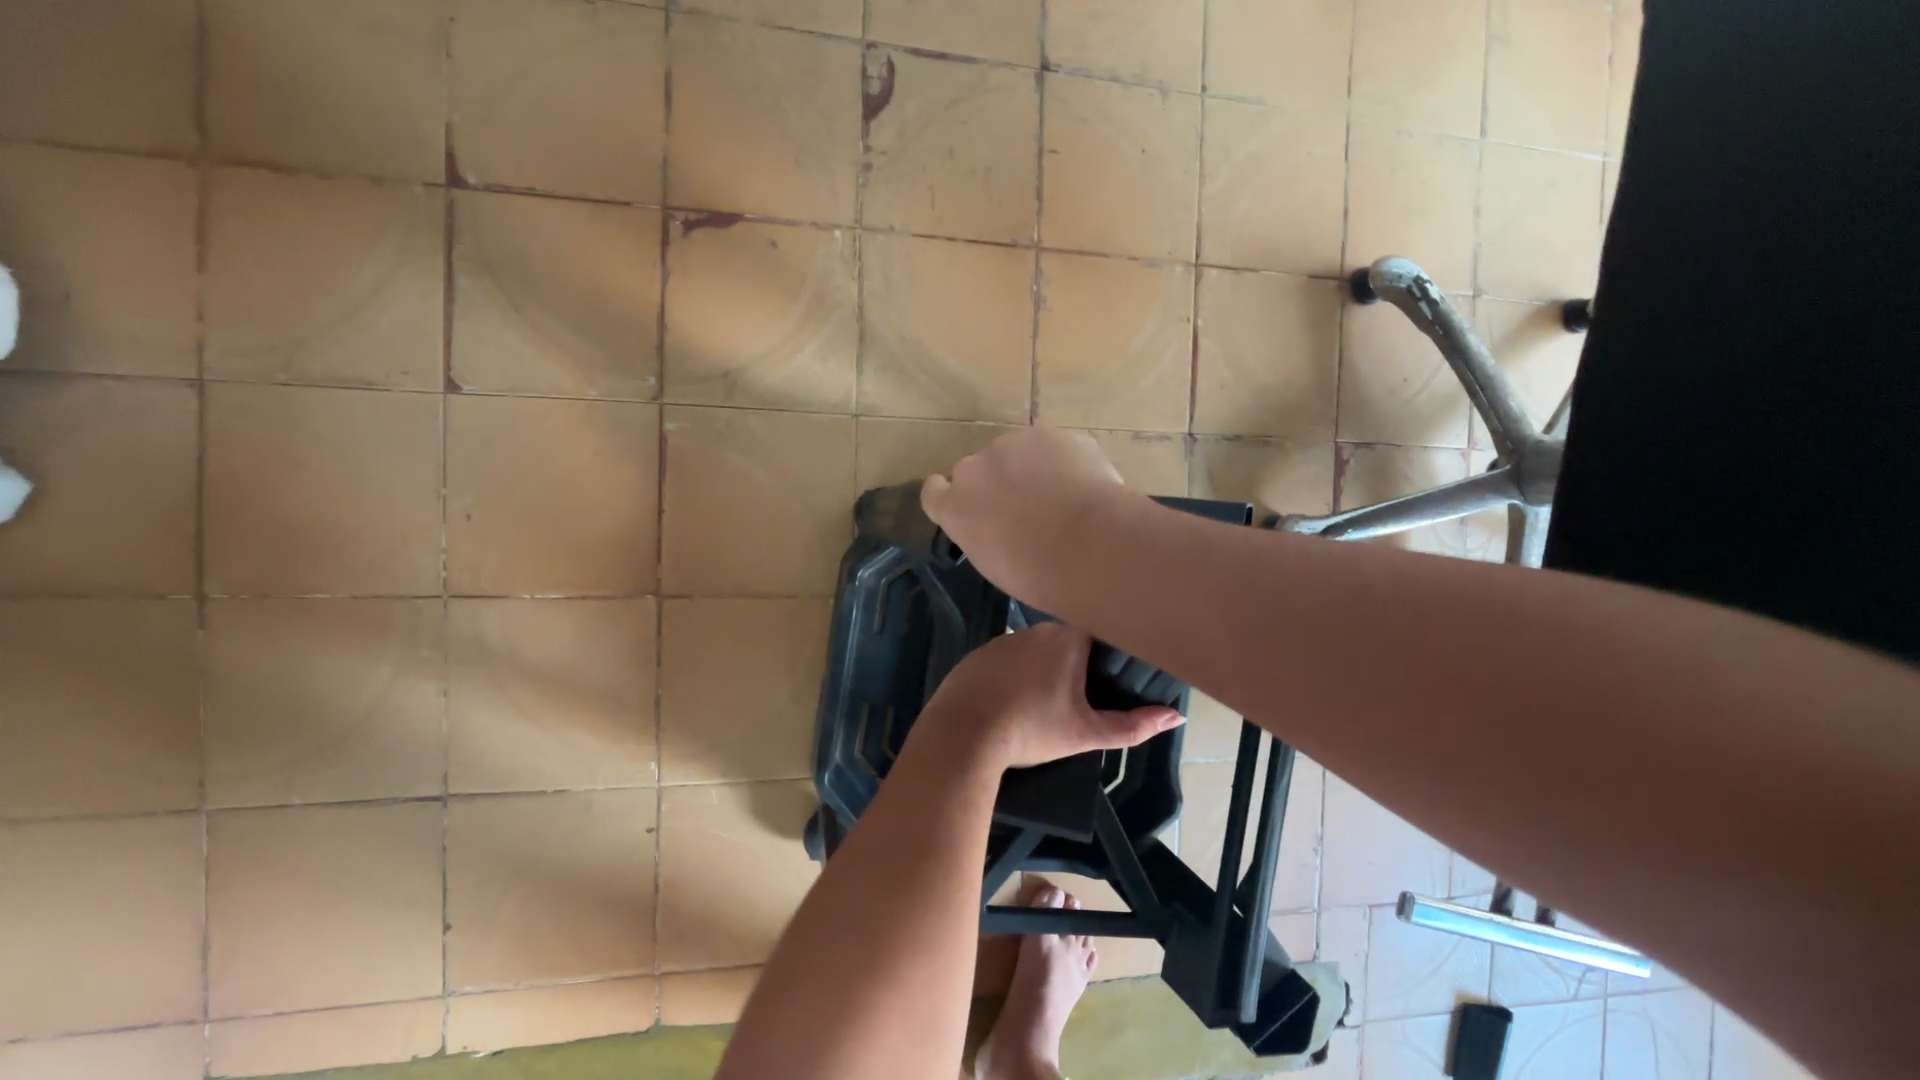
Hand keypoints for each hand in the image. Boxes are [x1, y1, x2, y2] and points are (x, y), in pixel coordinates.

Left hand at [916, 621, 1183, 769]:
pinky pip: (1004, 662)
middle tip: (1081, 699)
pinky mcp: (976, 656)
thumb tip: (1176, 716)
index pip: (1098, 634)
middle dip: (1075, 666)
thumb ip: (1132, 725)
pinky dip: (1012, 678)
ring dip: (1042, 672)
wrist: (962, 735)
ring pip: (1034, 651)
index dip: (1107, 655)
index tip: (1112, 678)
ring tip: (1044, 705)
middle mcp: (1035, 629)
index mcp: (1067, 639)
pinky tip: (1011, 703)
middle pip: (1066, 642)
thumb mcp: (1085, 733)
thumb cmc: (1030, 729)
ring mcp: (1001, 641)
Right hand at [920, 428, 1138, 608]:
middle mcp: (974, 468)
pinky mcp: (1050, 434)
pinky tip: (1085, 487)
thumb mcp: (995, 564)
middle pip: (978, 469)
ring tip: (1062, 497)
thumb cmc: (1038, 574)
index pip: (934, 492)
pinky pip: (1054, 447)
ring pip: (1017, 452)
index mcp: (954, 507)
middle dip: (997, 482)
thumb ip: (985, 534)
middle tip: (1027, 508)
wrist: (1089, 546)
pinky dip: (1065, 461)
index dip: (953, 496)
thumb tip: (1000, 527)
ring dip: (1031, 467)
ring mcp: (1012, 444)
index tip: (971, 506)